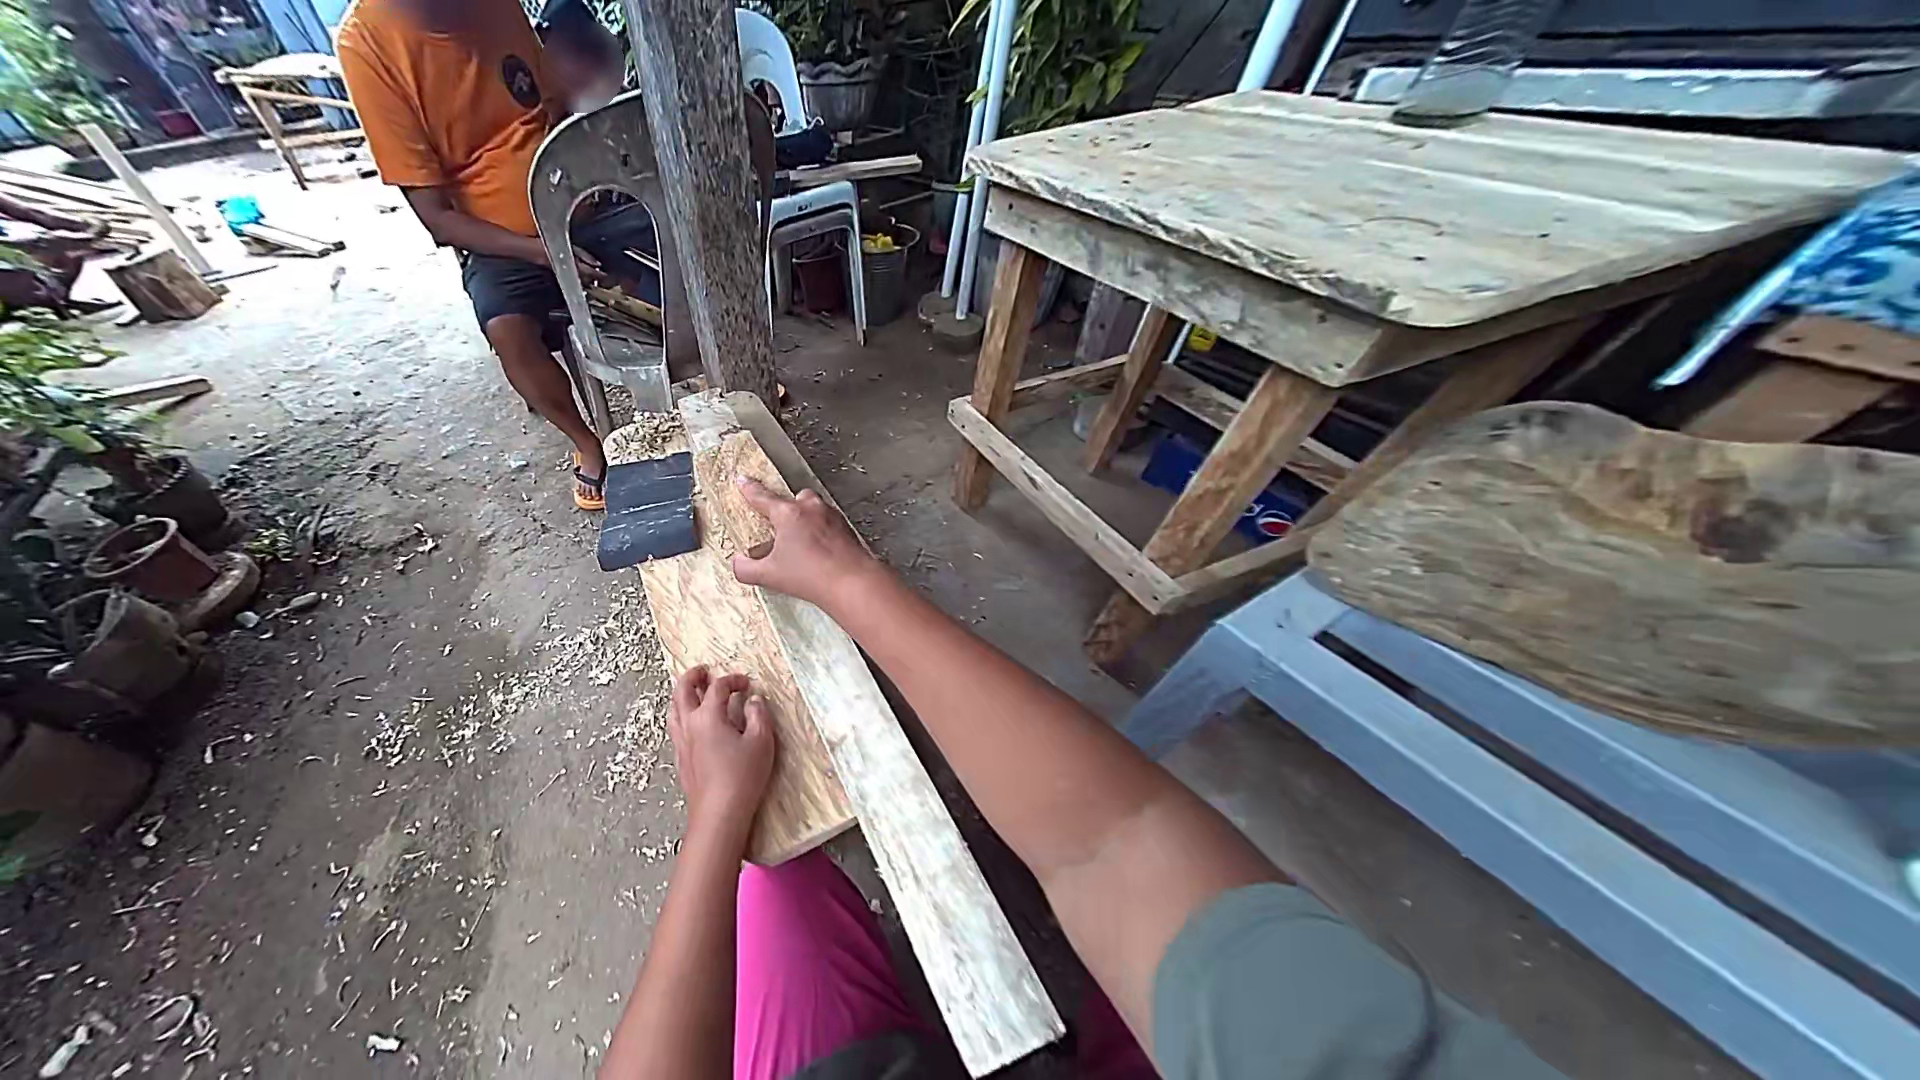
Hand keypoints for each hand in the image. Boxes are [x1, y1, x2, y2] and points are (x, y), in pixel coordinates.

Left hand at [669, 666, 774, 841]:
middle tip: (703, 670)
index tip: (747, 684)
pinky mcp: (681, 758)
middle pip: (682, 692)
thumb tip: (754, 700)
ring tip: (693, 690)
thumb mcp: (761, 740)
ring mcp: (682, 743)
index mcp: (708, 716)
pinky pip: (676, 726)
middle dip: (693, 677)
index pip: (718, 688)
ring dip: (683, 695)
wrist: (719, 813)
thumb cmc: (743, 775)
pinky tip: (692, 721)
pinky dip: (682, 714)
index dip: (734, 680)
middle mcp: (689, 725)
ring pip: (674, 710)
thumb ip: (758, 715)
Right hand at [730, 478, 883, 611]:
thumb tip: (739, 564)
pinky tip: (819, 550)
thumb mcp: (769, 575)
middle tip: (778, 528)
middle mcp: (812, 509)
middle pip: (794, 499)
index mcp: (789, 514)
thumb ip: (746, 568)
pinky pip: (829, 523)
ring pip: (814, 509)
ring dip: (806, 520)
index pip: (763, 497)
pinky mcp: (847, 529)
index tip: (744, 481)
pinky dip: (822, 532)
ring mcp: (832, 517)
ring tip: (800, 543)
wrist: (852, 583)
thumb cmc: (814, 575)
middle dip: (785, 510)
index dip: (750, 490)